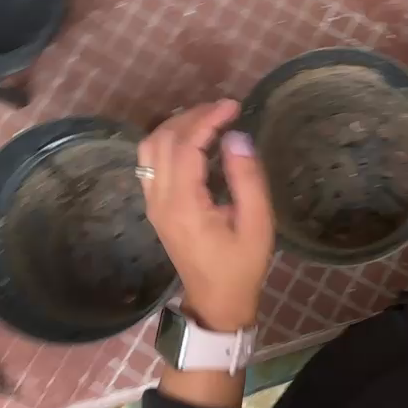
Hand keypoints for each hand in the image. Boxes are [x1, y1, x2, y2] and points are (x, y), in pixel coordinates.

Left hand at [138, 100, 273, 332]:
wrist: (216, 301)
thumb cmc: (242, 266)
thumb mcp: (257, 224)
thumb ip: (247, 178)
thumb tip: (237, 137)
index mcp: (184, 205)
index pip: (186, 146)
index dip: (208, 119)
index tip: (234, 105)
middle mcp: (160, 200)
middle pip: (162, 141)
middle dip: (192, 116)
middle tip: (224, 108)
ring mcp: (153, 203)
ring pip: (150, 148)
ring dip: (176, 126)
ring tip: (209, 118)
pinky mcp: (155, 206)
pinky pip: (151, 162)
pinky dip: (169, 141)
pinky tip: (195, 139)